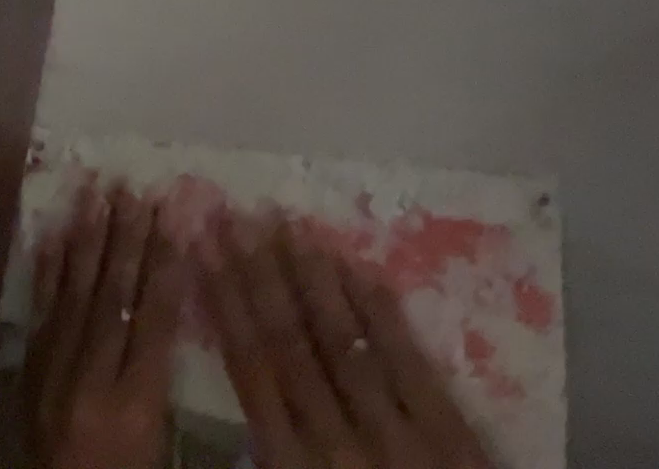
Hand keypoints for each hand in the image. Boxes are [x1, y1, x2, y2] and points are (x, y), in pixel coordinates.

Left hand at [22, 183, 185, 468]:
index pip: (154, 320)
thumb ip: (161, 370)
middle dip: (126, 238)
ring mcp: (54, 364)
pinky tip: (56, 229)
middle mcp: (91, 375)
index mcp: (135, 402)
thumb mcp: (159, 435)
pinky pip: (41, 304)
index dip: (165, 266)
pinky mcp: (30, 362)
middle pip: (113, 294)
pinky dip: (49, 265)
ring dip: (89, 237)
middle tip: (134, 190)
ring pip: (76, 289)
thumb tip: (165, 298)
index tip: (174, 220)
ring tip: (99, 192)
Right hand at [198, 217, 493, 468]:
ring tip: (287, 222)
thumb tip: (239, 371)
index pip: (250, 366)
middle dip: (258, 272)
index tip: (205, 248)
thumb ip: (265, 451)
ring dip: (312, 277)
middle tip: (237, 214)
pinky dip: (381, 313)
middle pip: (290, 341)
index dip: (225, 301)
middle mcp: (337, 440)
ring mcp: (399, 434)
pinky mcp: (453, 436)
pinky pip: (410, 364)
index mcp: (293, 465)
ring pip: (344, 341)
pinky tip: (357, 266)